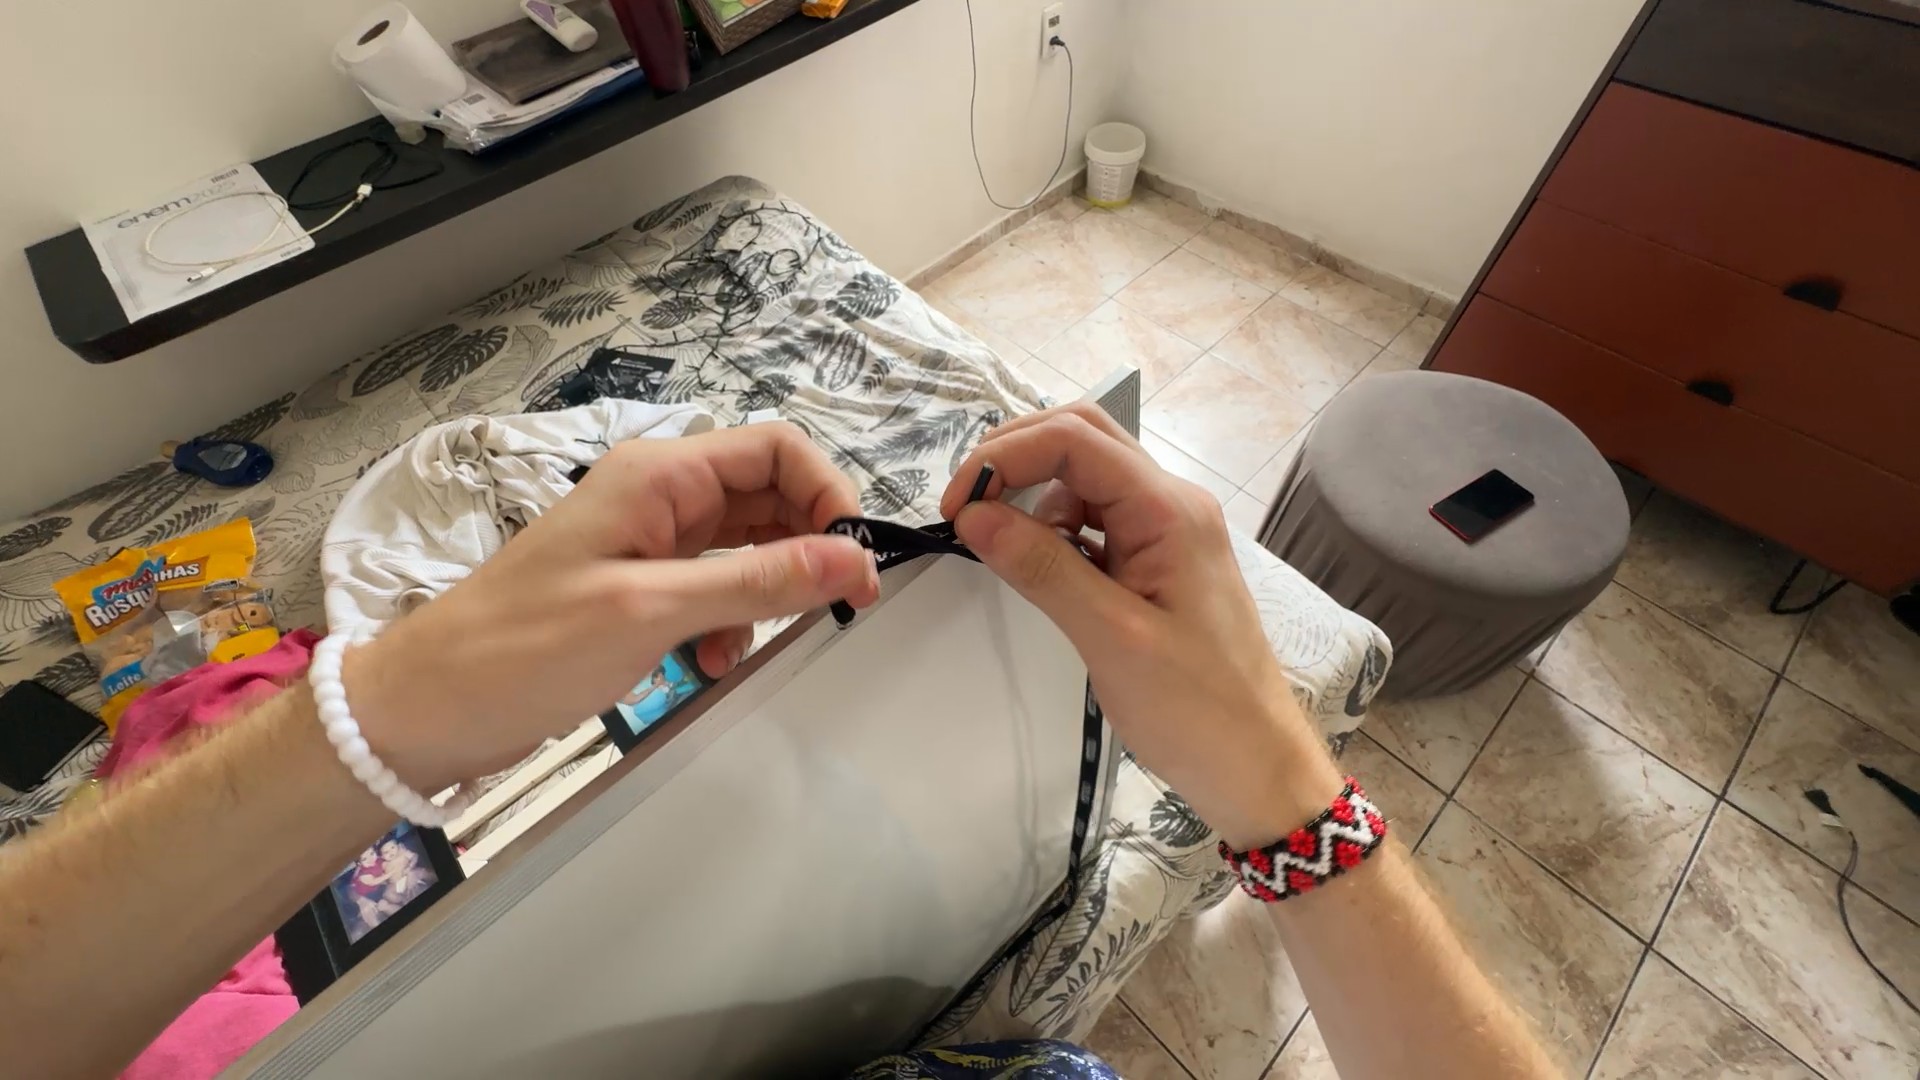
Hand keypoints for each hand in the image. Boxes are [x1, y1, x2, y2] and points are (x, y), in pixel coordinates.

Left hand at [343, 422, 880, 792]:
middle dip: (808, 549)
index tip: (855, 559)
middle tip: (836, 604)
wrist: (426, 712)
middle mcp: (667, 498)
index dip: (829, 494)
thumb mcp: (653, 609)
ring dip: (769, 595)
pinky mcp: (651, 586)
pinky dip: (735, 623)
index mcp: (664, 476)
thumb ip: (760, 581)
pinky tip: (712, 661)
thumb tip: (856, 558)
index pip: (779, 451)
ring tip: (748, 644)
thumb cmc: (527, 646)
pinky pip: (723, 590)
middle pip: (773, 499)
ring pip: (753, 549)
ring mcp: (659, 543)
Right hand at [941, 404, 1342, 848]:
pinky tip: (1042, 568)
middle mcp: (1169, 502)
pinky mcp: (1154, 558)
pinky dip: (1055, 530)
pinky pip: (1095, 520)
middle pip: (1082, 439)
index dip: (1005, 457)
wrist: (1254, 764)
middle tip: (967, 508)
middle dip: (1016, 459)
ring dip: (1035, 498)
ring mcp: (1165, 529)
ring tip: (1009, 552)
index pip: (1075, 439)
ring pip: (1084, 478)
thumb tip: (973, 515)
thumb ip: (1042, 568)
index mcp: (1168, 508)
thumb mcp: (1111, 637)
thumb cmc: (1195, 708)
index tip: (957, 508)